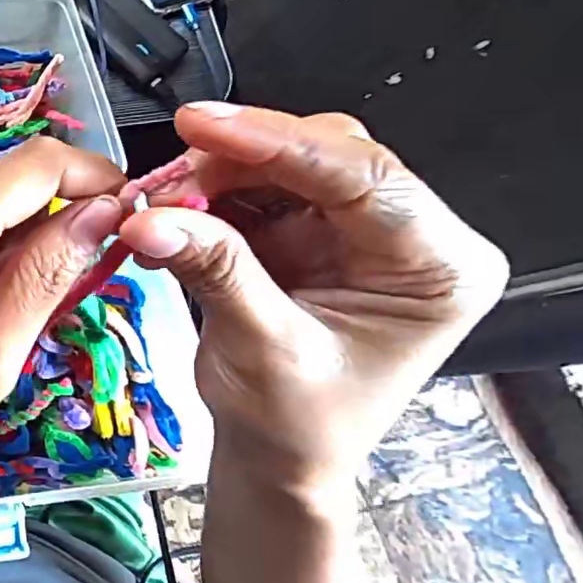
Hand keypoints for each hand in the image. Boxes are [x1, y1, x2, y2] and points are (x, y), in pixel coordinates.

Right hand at [118, 102, 508, 490]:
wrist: (278, 457)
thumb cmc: (294, 424)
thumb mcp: (259, 348)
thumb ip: (213, 270)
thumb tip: (148, 218)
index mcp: (434, 267)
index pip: (364, 177)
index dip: (277, 142)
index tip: (202, 125)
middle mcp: (402, 237)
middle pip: (321, 159)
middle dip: (235, 163)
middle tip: (162, 186)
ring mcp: (349, 234)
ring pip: (280, 167)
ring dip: (211, 178)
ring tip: (157, 207)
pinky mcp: (303, 237)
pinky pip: (252, 193)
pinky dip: (205, 199)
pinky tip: (170, 218)